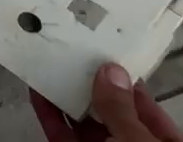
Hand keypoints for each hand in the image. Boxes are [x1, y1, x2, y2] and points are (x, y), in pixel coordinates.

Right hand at [32, 64, 182, 141]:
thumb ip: (122, 110)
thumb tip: (109, 69)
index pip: (146, 107)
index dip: (123, 80)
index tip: (98, 51)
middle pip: (110, 111)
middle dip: (88, 83)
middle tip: (65, 51)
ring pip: (82, 119)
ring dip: (63, 92)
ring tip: (45, 64)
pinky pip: (60, 132)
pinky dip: (47, 111)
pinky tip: (36, 89)